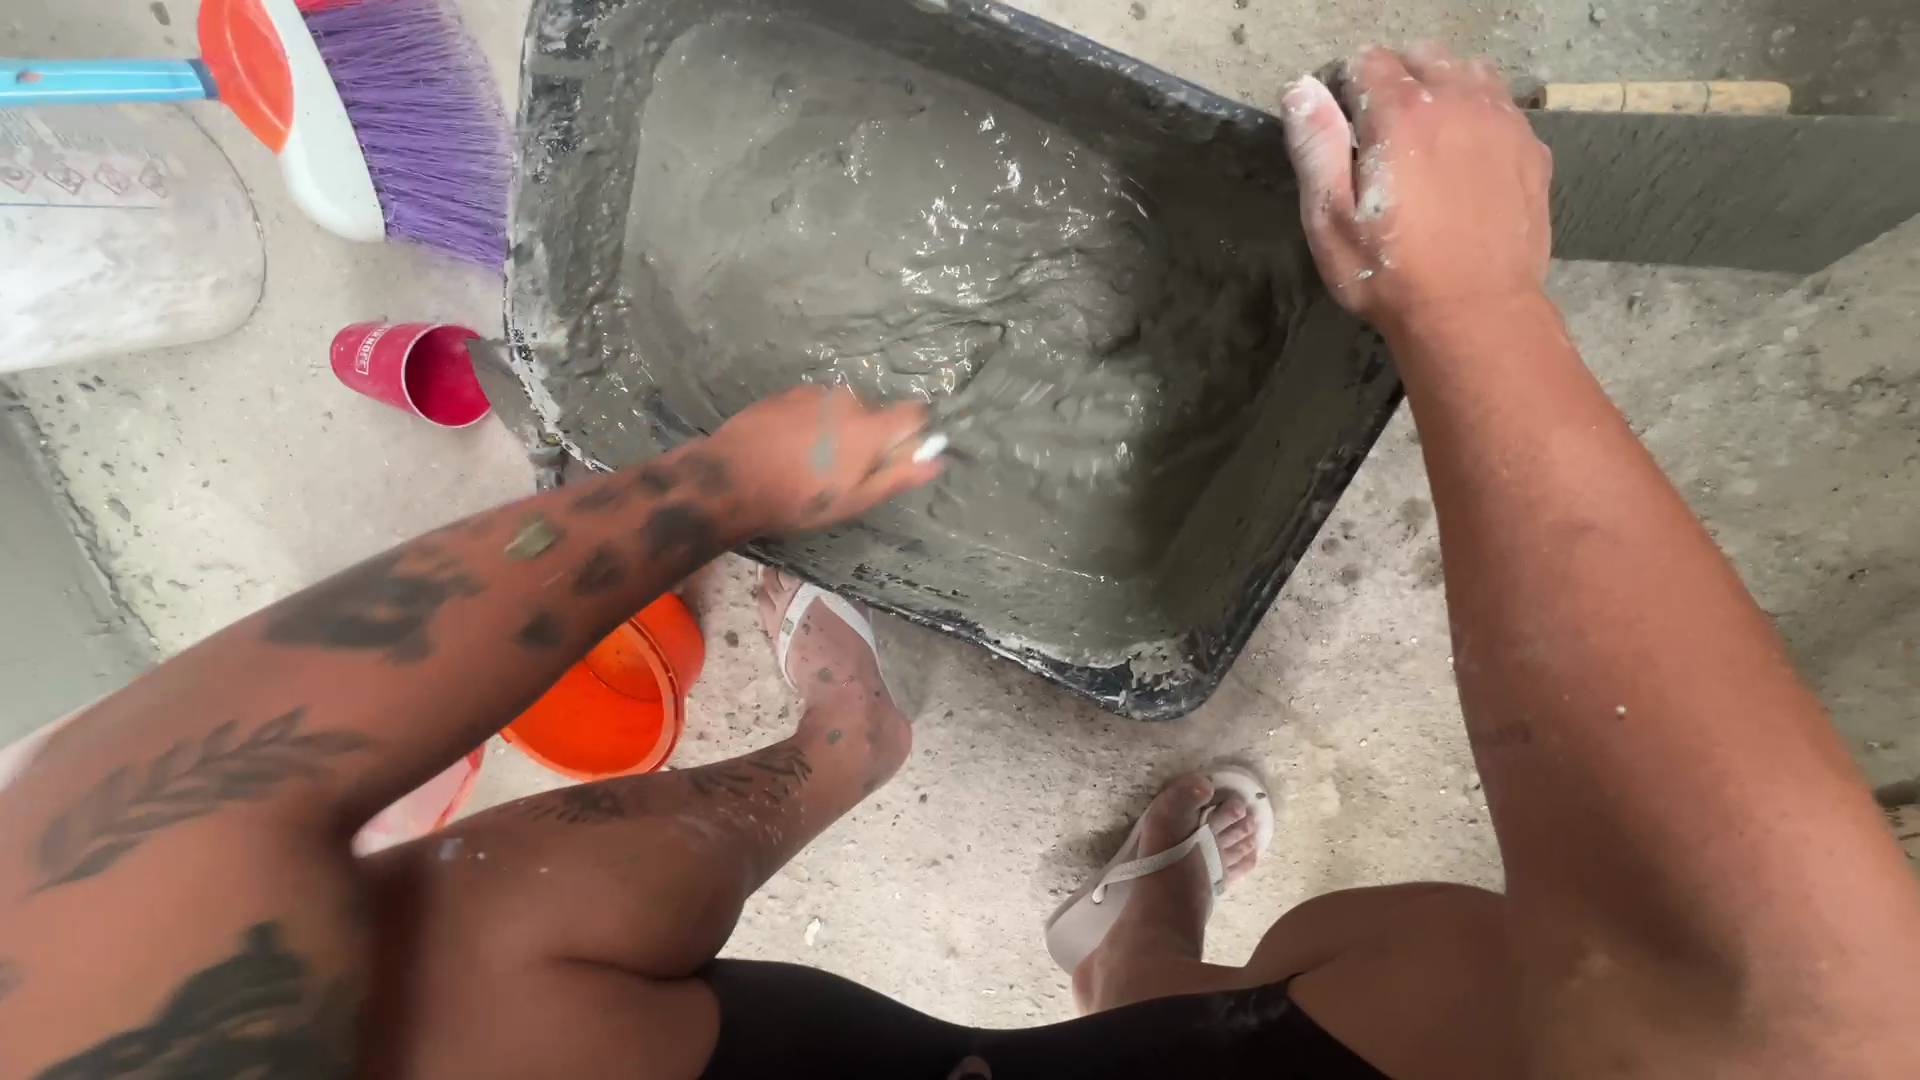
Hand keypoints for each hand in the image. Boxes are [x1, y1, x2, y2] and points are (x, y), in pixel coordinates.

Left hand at [708, 384, 940, 532]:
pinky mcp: (786, 393)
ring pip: (844, 409)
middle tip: (847, 472)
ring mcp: (813, 392)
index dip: (916, 433)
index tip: (901, 455)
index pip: (916, 413)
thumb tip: (937, 460)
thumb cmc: (797, 499)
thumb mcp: (854, 500)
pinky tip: (791, 449)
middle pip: (877, 413)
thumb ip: (899, 476)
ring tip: (813, 463)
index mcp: (869, 427)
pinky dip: (814, 424)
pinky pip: (816, 406)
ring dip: (840, 431)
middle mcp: (846, 399)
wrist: (730, 480)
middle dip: (872, 438)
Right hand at [1280, 44, 1552, 334]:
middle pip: (1423, 57)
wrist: (1471, 309)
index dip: (1343, 85)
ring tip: (1420, 139)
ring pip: (1469, 73)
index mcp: (1402, 117)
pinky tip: (1459, 161)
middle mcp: (1460, 102)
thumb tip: (1301, 89)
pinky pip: (1501, 108)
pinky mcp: (1530, 150)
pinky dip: (1475, 117)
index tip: (1337, 123)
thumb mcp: (1329, 219)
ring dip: (1439, 91)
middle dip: (1393, 80)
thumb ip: (1315, 147)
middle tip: (1375, 134)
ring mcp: (1504, 122)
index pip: (1368, 63)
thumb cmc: (1388, 273)